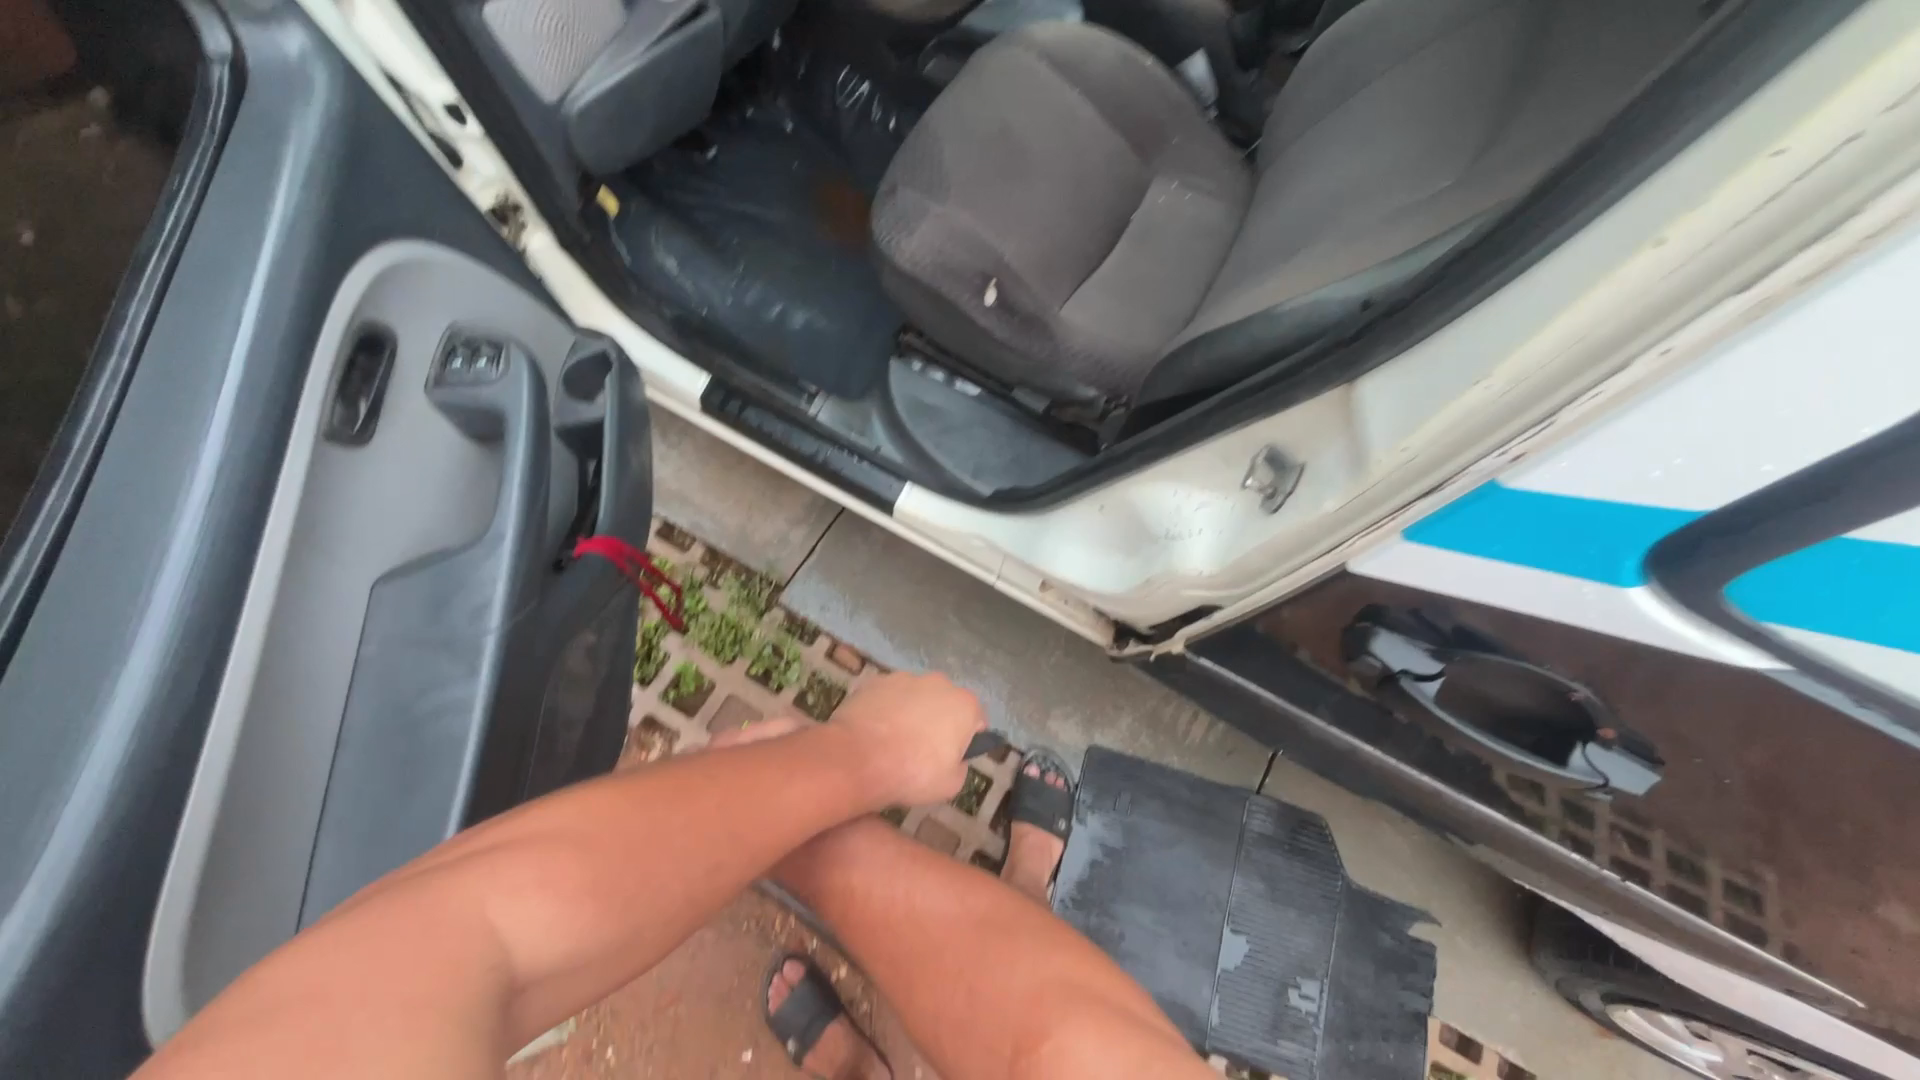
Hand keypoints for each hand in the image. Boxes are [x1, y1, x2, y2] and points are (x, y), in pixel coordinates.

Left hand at [829, 672, 986, 808]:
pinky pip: (888, 697)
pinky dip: (885, 710)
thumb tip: (954, 759)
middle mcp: (939, 682)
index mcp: (964, 704)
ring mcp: (904, 678)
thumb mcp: (951, 785)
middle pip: (945, 703)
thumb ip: (961, 766)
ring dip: (911, 713)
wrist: (858, 759)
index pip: (976, 719)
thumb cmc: (913, 773)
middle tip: (922, 751)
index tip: (952, 756)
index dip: (966, 739)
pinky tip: (874, 733)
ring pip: (915, 697)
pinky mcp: (875, 681)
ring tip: (893, 742)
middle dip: (938, 721)